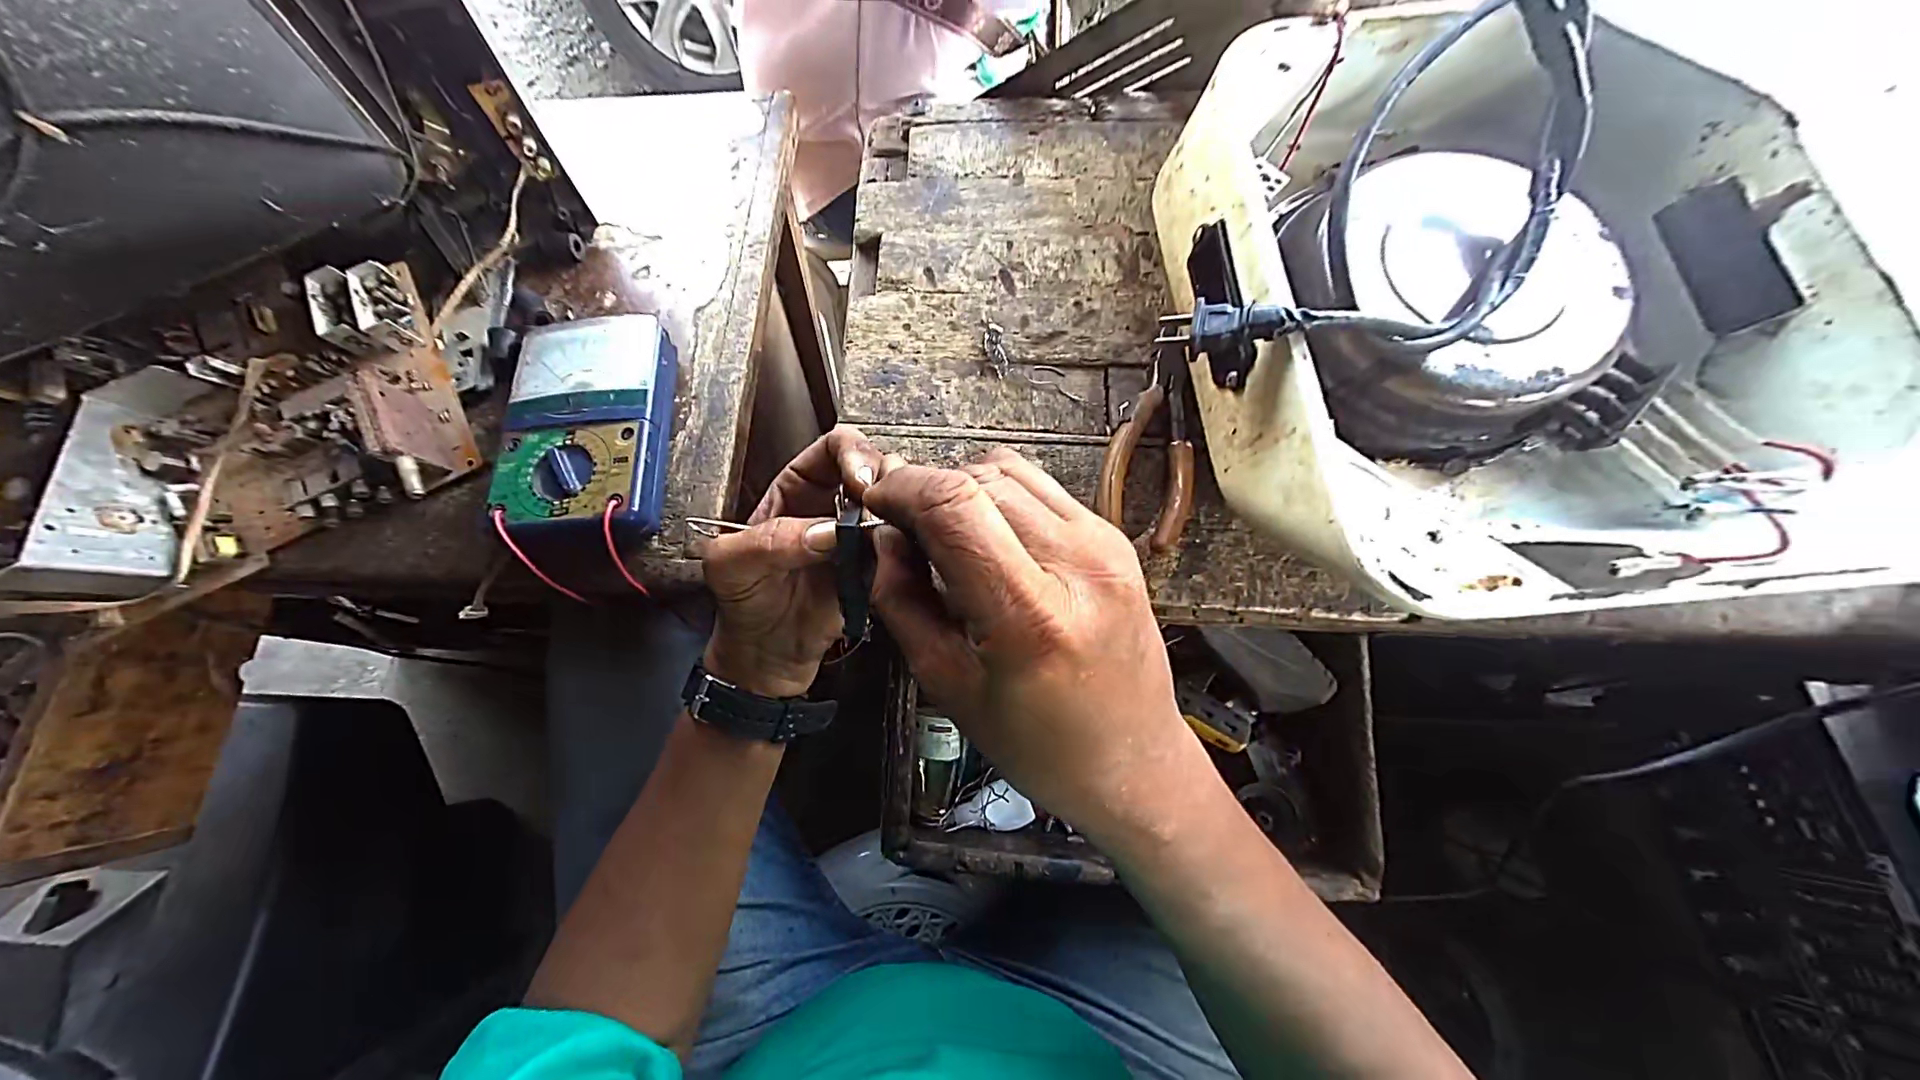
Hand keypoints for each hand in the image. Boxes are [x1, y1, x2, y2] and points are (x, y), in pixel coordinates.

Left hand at [700, 426, 885, 698]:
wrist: (766, 657)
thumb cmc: (743, 605)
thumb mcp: (731, 566)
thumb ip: (769, 541)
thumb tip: (824, 532)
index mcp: (797, 489)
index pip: (834, 447)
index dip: (853, 454)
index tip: (860, 480)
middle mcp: (835, 506)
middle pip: (876, 469)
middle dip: (885, 481)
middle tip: (880, 509)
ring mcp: (860, 536)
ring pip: (896, 504)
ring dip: (900, 513)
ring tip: (885, 537)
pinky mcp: (878, 567)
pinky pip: (903, 546)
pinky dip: (906, 548)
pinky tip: (895, 559)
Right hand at [863, 448, 1206, 842]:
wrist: (1132, 760)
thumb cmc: (1044, 744)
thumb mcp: (949, 684)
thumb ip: (903, 602)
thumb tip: (882, 540)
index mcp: (1031, 615)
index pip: (953, 504)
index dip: (901, 488)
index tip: (875, 502)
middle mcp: (1078, 565)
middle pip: (979, 478)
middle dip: (927, 490)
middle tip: (903, 527)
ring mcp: (1103, 546)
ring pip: (1010, 470)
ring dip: (963, 488)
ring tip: (946, 535)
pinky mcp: (1113, 541)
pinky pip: (1042, 488)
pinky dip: (1000, 497)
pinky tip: (988, 537)